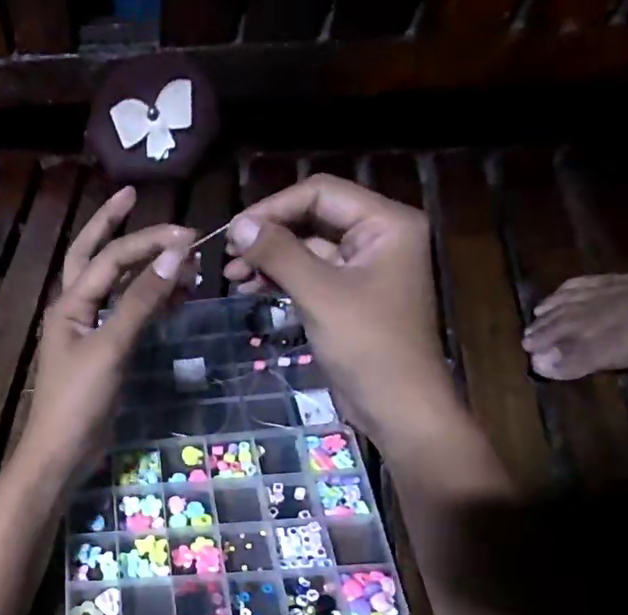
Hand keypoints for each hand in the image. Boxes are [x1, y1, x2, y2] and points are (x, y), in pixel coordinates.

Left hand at [19, 186, 191, 464]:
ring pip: (113, 288)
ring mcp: (88, 333)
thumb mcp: (110, 346)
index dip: (147, 241)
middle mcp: (76, 310)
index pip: (111, 258)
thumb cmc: (79, 399)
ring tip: (175, 257)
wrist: (63, 451)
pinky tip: (170, 298)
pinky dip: (146, 303)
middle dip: (112, 227)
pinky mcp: (103, 355)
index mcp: (70, 303)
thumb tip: (174, 255)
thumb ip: (141, 301)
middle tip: (133, 195)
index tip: (188, 234)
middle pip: (94, 257)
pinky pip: (125, 317)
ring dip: (140, 268)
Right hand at [223, 175, 453, 446]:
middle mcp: (379, 237)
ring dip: (271, 260)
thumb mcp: (320, 295)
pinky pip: (313, 277)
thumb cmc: (367, 346)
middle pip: (314, 219)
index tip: (234, 231)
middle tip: (229, 256)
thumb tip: (239, 225)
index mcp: (386, 223)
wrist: (398, 407)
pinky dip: (284, 281)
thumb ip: (279, 254)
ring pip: (310, 250)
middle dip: (270, 235)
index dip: (274, 207)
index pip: (321, 193)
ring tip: (234, 278)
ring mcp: (366, 269)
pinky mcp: (351, 299)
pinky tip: (253, 291)